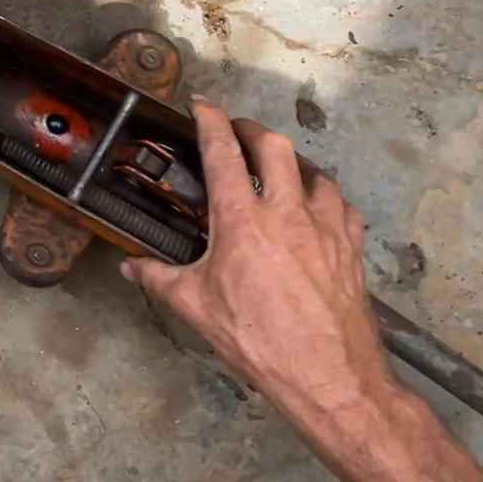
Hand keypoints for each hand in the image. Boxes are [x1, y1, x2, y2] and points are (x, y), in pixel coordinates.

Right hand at [123, 96, 394, 424]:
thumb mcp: (193, 305)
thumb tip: (129, 267)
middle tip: (235, 131)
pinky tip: (314, 207)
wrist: (331, 378)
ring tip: (276, 167)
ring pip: (315, 171)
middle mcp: (286, 212)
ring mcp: (326, 228)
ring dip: (292, 161)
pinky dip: (324, 195)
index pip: (223, 152)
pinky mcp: (353, 249)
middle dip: (252, 129)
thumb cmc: (256, 336)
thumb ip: (157, 277)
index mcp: (241, 219)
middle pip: (276, 146)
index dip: (209, 119)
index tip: (201, 103)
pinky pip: (342, 205)